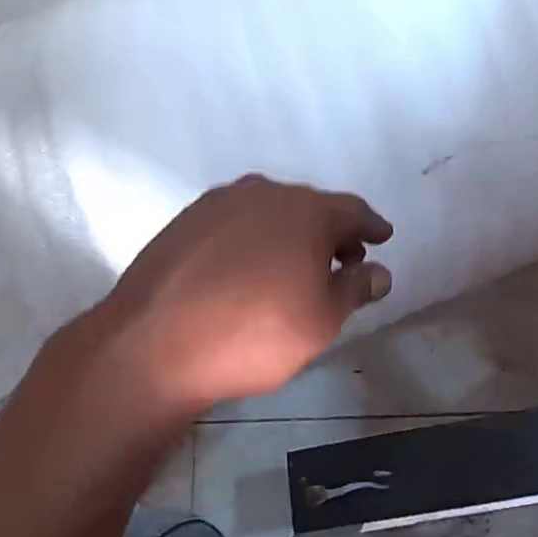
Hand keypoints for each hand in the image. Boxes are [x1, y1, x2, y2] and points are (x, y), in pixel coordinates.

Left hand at [85, 174, 393, 415]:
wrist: (155, 343)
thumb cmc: (254, 333)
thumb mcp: (320, 320)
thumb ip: (355, 289)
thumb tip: (379, 272)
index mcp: (304, 210)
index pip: (351, 211)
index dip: (371, 226)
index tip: (382, 237)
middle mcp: (261, 193)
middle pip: (308, 207)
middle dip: (331, 232)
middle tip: (343, 259)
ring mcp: (216, 205)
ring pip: (268, 212)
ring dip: (290, 234)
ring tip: (297, 265)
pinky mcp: (183, 223)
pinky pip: (233, 224)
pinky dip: (253, 239)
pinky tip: (248, 267)